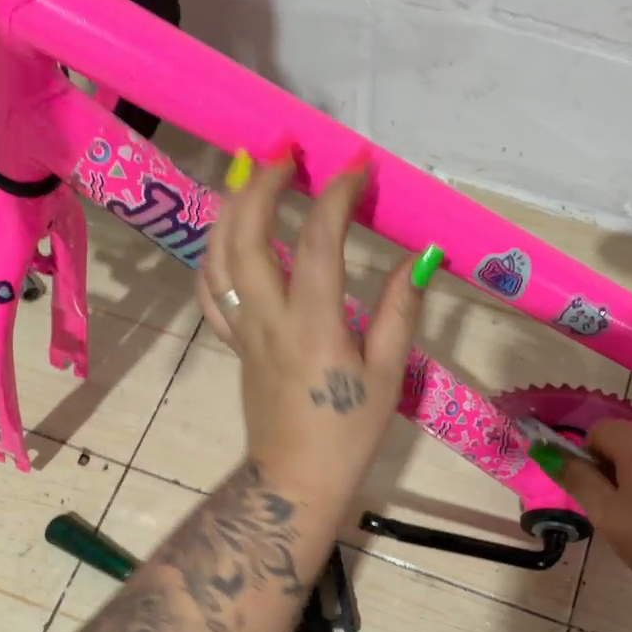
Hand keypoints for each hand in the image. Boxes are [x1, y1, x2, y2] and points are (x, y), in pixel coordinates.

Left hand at [197, 151, 432, 506]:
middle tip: (286, 151)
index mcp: (314, 325)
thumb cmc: (348, 433)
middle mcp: (269, 319)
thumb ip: (400, 310)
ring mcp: (243, 331)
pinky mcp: (233, 344)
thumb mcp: (387, 374)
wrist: (297, 480)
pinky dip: (214, 256)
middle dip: (263, 184)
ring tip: (250, 174)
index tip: (356, 165)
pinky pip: (210, 293)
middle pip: (247, 236)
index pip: (317, 242)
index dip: (336, 196)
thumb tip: (421, 256)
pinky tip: (228, 235)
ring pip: (218, 259)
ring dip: (230, 209)